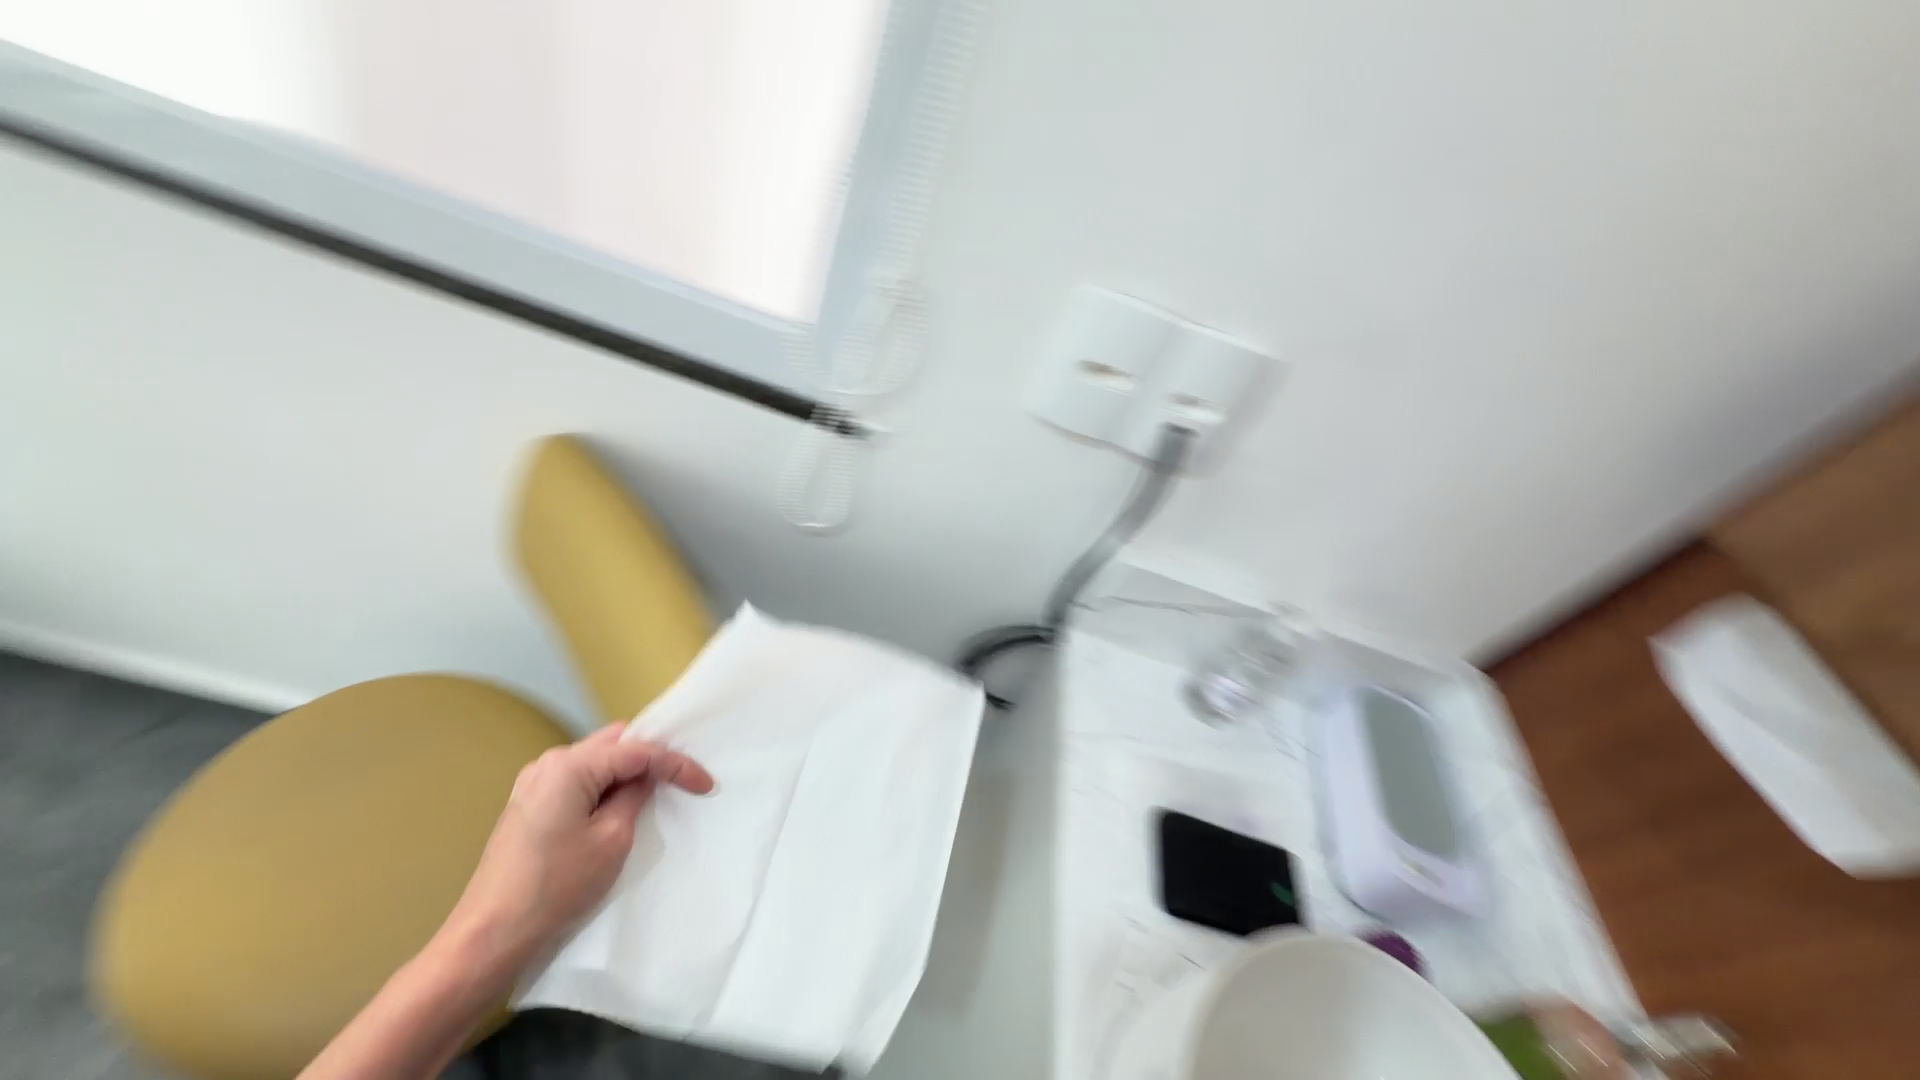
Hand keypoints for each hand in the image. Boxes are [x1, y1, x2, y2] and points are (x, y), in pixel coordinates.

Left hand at [440, 723, 714, 981]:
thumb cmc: (556, 886)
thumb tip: (646, 779)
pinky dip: (603, 785)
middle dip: (650, 758)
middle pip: (614, 744)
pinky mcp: (528, 804)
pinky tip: (619, 803)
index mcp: (570, 765)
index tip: (706, 785)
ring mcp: (533, 782)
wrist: (491, 933)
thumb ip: (635, 797)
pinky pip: (577, 779)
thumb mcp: (612, 839)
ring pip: (595, 760)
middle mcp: (549, 763)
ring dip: (626, 772)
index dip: (677, 764)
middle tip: (682, 780)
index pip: (637, 751)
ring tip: (657, 791)